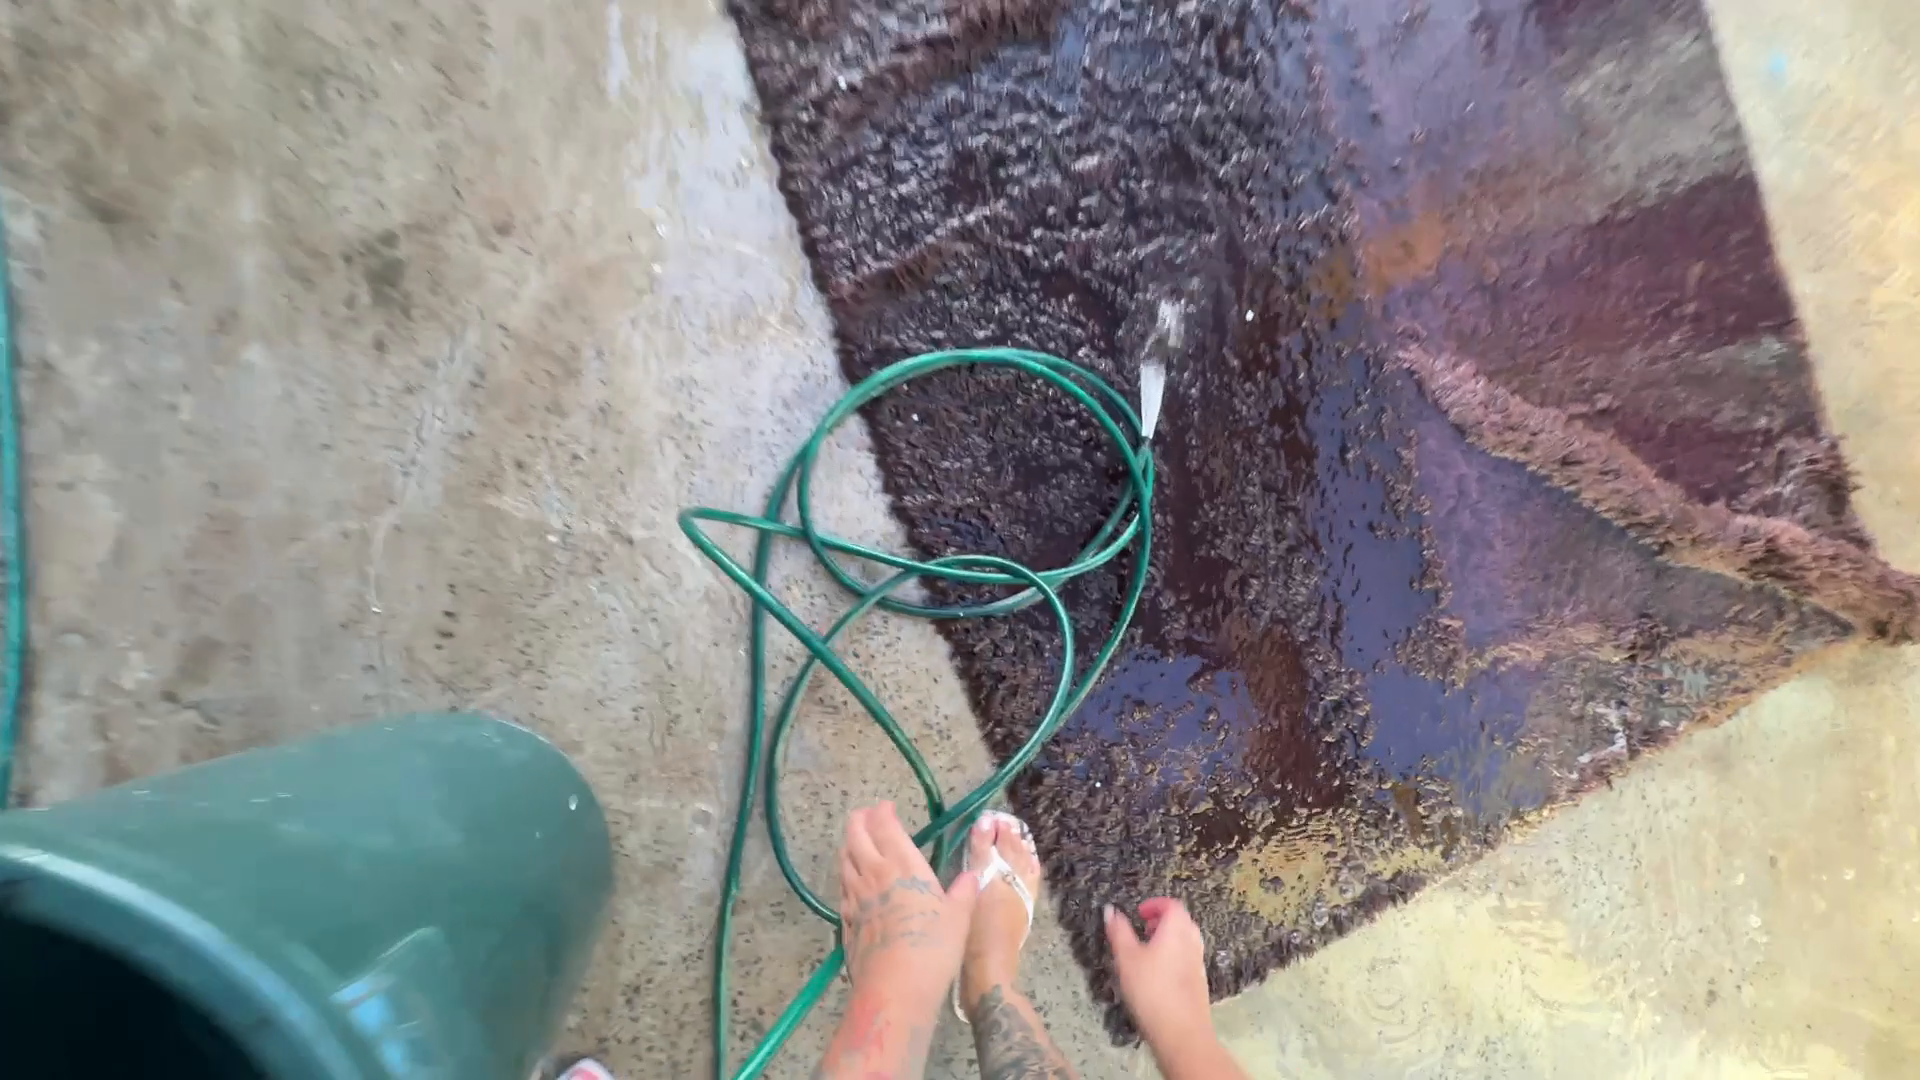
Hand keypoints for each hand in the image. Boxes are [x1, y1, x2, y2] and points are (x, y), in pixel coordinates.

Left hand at [838, 802, 980, 1014]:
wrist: (895, 990)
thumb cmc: (933, 947)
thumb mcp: (959, 917)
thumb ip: (963, 892)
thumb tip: (971, 877)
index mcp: (901, 863)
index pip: (884, 824)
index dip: (882, 811)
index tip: (887, 806)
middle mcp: (873, 872)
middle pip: (855, 834)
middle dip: (859, 819)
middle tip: (867, 815)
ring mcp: (855, 896)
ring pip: (844, 859)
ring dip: (849, 845)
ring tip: (858, 842)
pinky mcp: (846, 920)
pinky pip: (842, 887)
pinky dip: (846, 875)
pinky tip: (853, 883)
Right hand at [1104, 898, 1213, 1049]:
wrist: (1182, 1035)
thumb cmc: (1151, 990)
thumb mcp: (1126, 958)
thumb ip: (1118, 931)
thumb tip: (1110, 909)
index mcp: (1176, 930)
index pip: (1172, 905)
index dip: (1155, 904)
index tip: (1139, 913)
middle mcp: (1191, 943)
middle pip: (1182, 922)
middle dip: (1163, 921)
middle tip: (1144, 929)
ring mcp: (1198, 965)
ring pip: (1186, 942)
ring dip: (1169, 940)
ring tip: (1148, 953)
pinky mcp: (1199, 986)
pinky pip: (1188, 960)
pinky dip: (1175, 958)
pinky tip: (1158, 976)